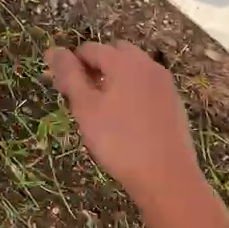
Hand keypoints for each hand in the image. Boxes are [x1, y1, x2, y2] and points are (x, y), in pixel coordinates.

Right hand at [47, 41, 199, 200]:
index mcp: (124, 61)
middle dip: (95, 68)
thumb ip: (69, 75)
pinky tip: (125, 121)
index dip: (71, 64)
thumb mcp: (85, 107)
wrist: (168, 178)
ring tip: (102, 110)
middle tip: (82, 97)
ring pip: (132, 70)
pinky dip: (132, 93)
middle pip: (114, 54)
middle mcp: (147, 65)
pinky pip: (146, 87)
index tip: (61, 88)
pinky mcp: (174, 104)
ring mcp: (164, 84)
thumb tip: (54, 50)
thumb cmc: (119, 140)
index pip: (90, 49)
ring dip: (114, 80)